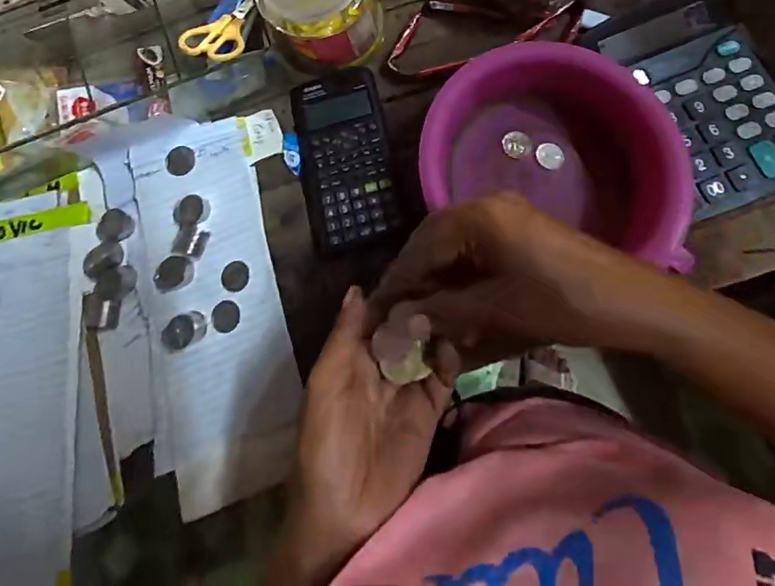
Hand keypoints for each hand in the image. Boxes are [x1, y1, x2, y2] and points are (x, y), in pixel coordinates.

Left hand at [269, 286, 455, 585]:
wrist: (347, 510)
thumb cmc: (325, 440)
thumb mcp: (325, 383)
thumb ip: (344, 336)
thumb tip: (357, 288)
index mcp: (352, 357)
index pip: (375, 316)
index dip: (390, 293)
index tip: (412, 265)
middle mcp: (381, 366)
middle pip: (403, 326)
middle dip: (417, 306)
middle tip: (437, 282)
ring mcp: (407, 387)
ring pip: (425, 345)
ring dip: (435, 327)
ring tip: (448, 307)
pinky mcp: (430, 409)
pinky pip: (443, 375)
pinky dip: (448, 357)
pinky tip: (449, 345)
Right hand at [370, 192, 694, 360]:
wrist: (630, 299)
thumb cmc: (563, 302)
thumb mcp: (498, 311)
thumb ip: (443, 311)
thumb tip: (400, 320)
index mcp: (477, 216)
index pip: (421, 246)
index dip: (398, 280)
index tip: (377, 311)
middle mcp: (486, 204)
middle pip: (433, 239)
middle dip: (413, 276)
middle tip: (396, 313)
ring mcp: (505, 214)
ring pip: (453, 243)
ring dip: (436, 275)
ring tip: (420, 311)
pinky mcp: (519, 229)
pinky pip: (475, 246)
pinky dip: (460, 272)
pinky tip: (453, 299)